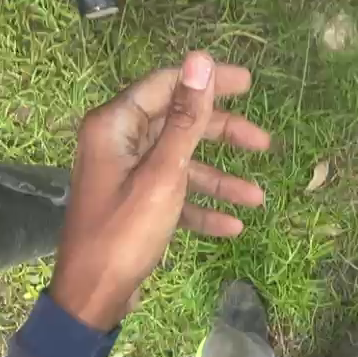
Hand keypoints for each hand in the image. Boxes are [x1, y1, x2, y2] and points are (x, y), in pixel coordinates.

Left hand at [49, 51, 271, 329]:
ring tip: (257, 198)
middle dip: (223, 137)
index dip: (208, 82)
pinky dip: (200, 208)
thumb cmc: (124, 233)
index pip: (167, 85)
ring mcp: (126, 177)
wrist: (93, 295)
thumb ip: (185, 119)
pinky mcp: (134, 207)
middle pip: (178, 126)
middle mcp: (118, 144)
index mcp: (115, 125)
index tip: (248, 83)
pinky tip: (232, 226)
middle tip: (264, 142)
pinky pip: (173, 197)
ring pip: (181, 166)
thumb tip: (200, 60)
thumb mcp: (162, 174)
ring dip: (219, 181)